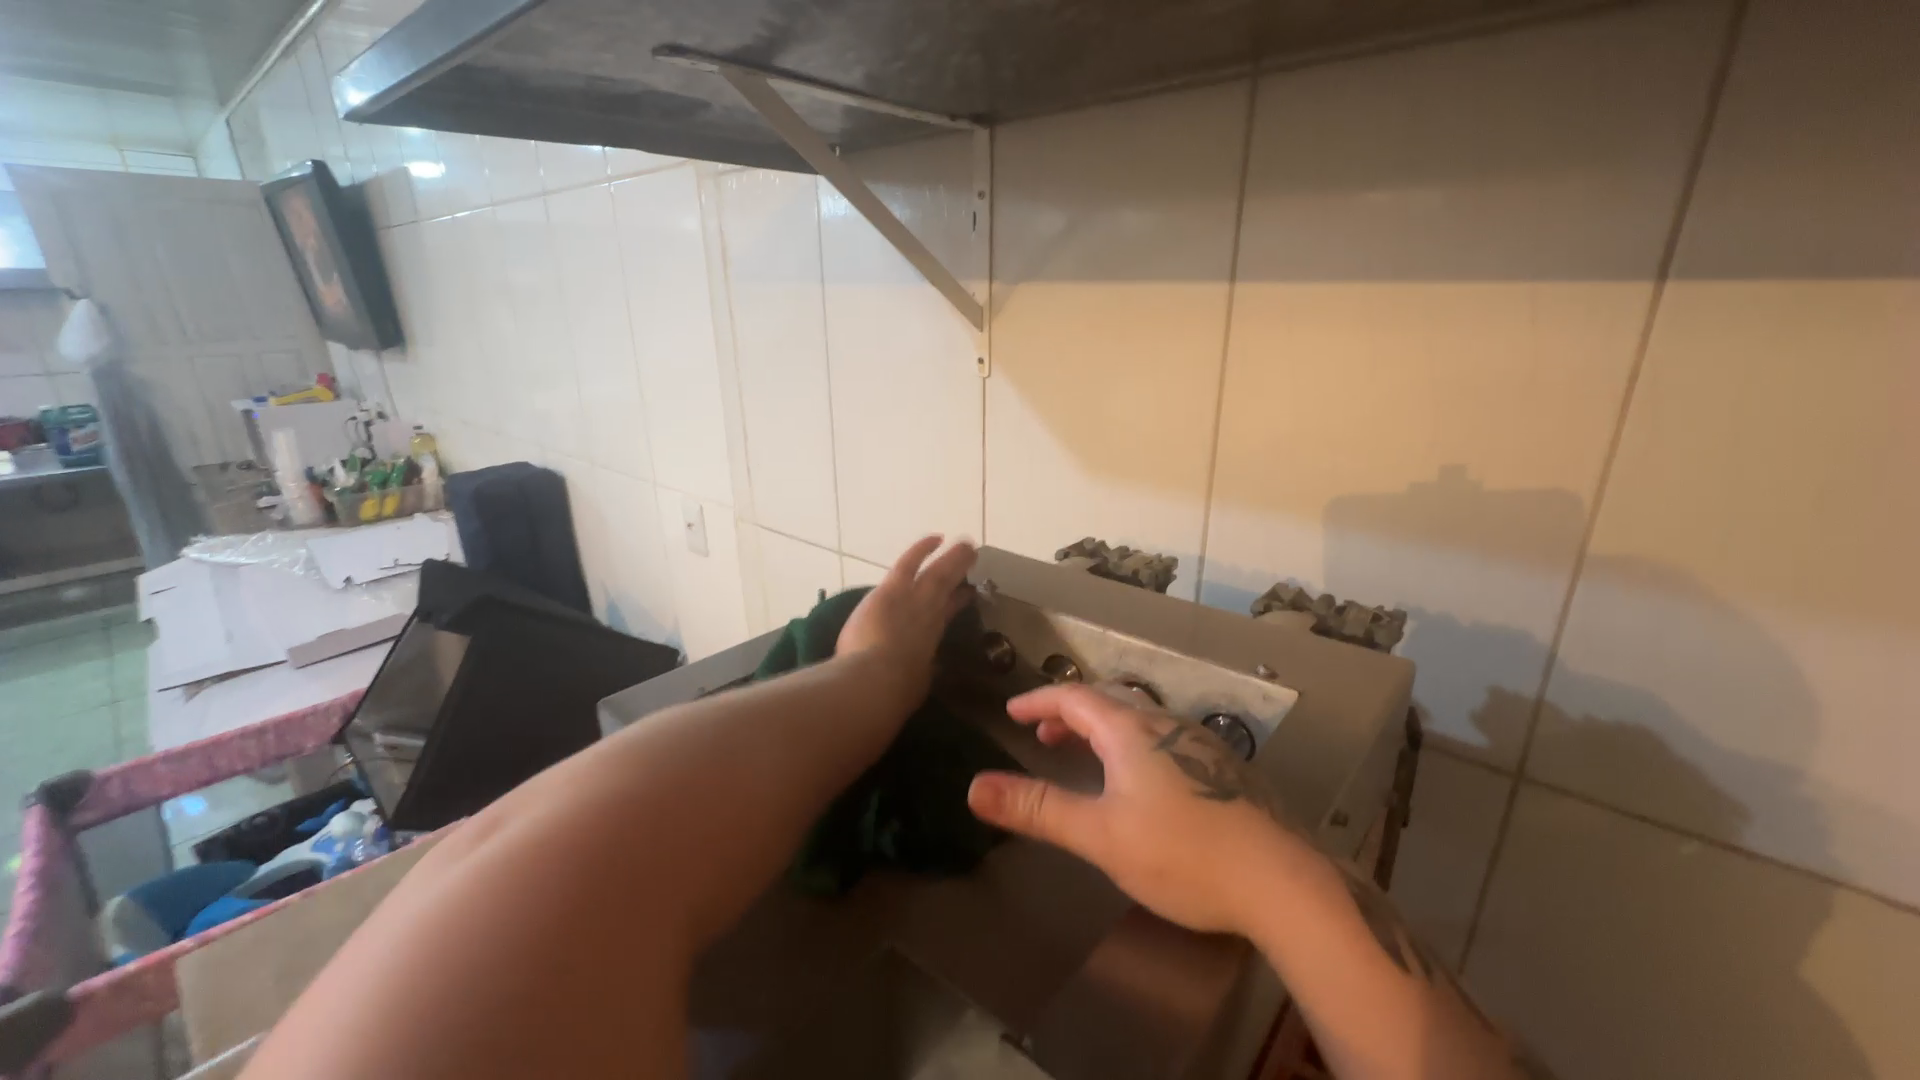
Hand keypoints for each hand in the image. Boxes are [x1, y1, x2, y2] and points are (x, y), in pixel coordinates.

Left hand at [836, 535, 977, 693]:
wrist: (874, 683)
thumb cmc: (895, 692)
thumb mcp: (915, 683)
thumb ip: (920, 670)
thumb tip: (927, 667)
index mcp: (931, 641)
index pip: (947, 614)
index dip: (958, 602)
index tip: (968, 593)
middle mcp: (927, 616)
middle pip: (947, 589)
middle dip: (960, 573)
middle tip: (973, 557)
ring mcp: (912, 600)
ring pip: (937, 574)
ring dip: (952, 559)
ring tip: (966, 546)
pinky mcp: (892, 591)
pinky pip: (911, 563)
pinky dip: (924, 549)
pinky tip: (937, 538)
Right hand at [967, 684, 1321, 937]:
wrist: (1282, 882)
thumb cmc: (1182, 855)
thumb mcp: (1100, 835)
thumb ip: (1038, 809)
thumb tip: (974, 786)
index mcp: (1132, 731)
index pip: (1075, 698)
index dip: (1039, 701)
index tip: (1012, 713)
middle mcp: (1167, 726)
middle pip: (1109, 705)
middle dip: (1070, 716)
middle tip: (1043, 737)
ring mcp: (1202, 747)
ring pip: (1140, 724)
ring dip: (1103, 732)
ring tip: (1086, 758)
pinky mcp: (1225, 773)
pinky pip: (1165, 743)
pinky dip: (1133, 748)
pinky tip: (1141, 785)